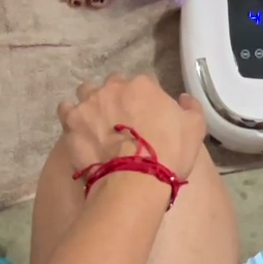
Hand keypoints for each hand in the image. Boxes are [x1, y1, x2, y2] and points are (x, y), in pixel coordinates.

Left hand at [57, 74, 207, 181]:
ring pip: (87, 91)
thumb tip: (183, 98)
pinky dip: (72, 116)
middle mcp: (113, 88)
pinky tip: (80, 128)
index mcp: (143, 86)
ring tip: (98, 121)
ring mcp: (89, 103)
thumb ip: (190, 107)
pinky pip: (67, 110)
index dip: (148, 98)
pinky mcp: (71, 122)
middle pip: (114, 84)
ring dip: (93, 101)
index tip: (149, 114)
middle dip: (118, 96)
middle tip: (124, 119)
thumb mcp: (195, 129)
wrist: (134, 181)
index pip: (145, 82)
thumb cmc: (169, 154)